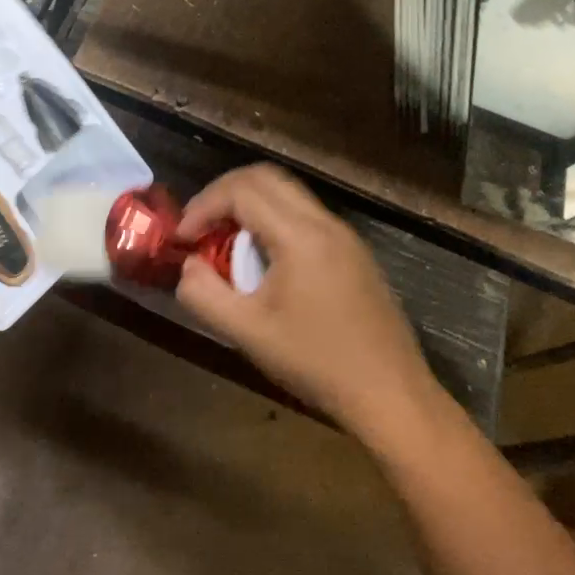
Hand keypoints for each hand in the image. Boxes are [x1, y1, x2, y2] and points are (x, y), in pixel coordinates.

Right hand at [174, 164, 441, 440]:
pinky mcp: (354, 255)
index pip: (240, 190)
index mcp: (300, 237)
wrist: (391, 397)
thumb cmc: (316, 363)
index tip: (183, 239)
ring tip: (224, 244)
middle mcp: (326, 224)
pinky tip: (261, 263)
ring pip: (286, 194)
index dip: (202, 206)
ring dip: (248, 207)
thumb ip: (202, 294)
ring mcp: (345, 238)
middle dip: (222, 195)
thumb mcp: (245, 332)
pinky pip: (304, 217)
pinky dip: (271, 222)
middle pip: (265, 178)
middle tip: (199, 228)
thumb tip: (189, 266)